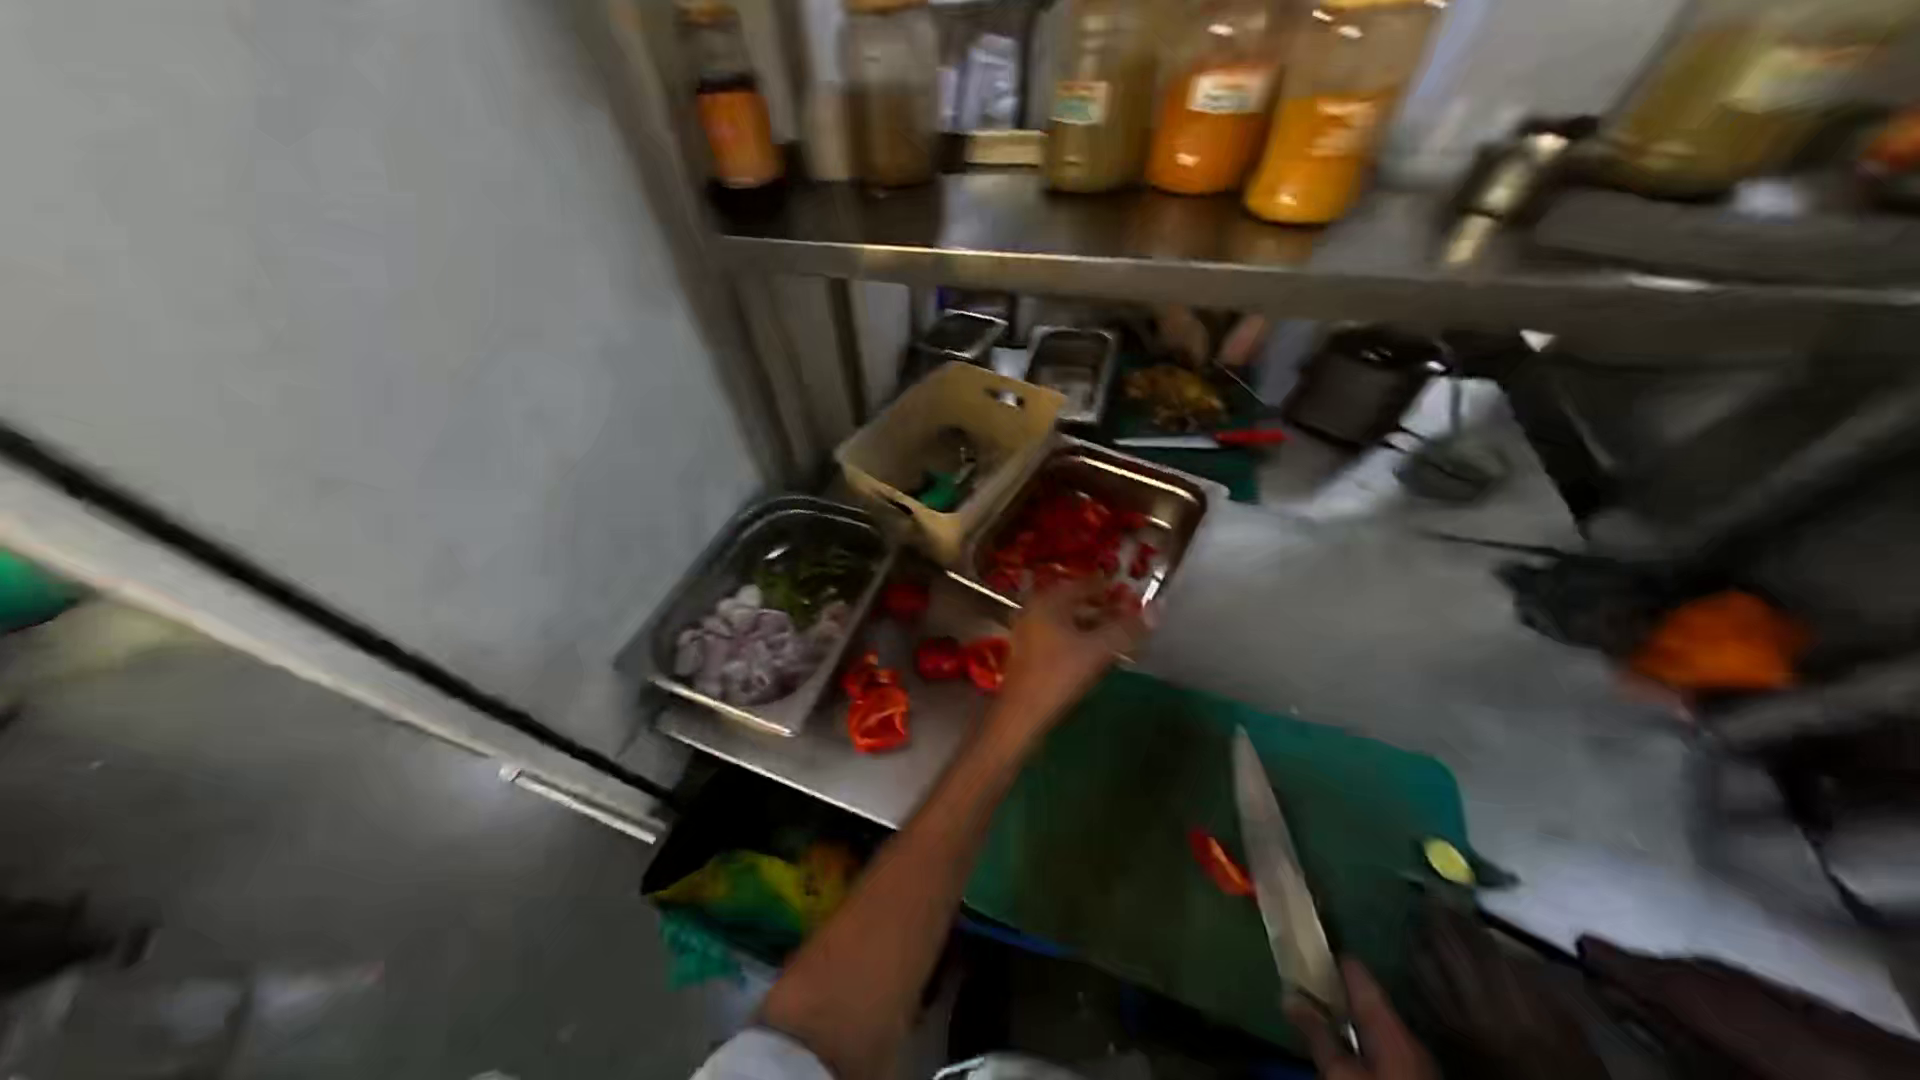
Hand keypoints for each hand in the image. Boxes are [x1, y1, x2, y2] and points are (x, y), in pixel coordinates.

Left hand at [987, 579, 1147, 745]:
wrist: (1021, 716)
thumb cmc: (1058, 676)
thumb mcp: (1098, 650)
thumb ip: (1127, 628)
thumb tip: (1156, 609)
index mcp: (1047, 601)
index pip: (1084, 583)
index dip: (1111, 589)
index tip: (1134, 596)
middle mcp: (1034, 610)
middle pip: (1075, 603)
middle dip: (1104, 610)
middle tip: (1131, 618)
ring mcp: (1028, 633)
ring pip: (1068, 623)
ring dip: (1093, 628)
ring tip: (1120, 638)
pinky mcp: (1028, 654)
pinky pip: (1060, 638)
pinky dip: (1080, 641)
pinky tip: (1097, 656)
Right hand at [1288, 960, 1437, 1079]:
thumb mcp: (1338, 1074)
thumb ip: (1315, 1033)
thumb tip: (1289, 996)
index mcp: (1388, 1024)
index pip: (1356, 971)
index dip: (1328, 957)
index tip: (1302, 950)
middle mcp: (1406, 1033)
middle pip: (1365, 996)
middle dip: (1333, 988)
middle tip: (1301, 983)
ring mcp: (1415, 1057)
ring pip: (1373, 1020)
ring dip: (1345, 1013)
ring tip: (1315, 1010)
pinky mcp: (1415, 1076)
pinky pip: (1382, 1041)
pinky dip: (1358, 1033)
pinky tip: (1341, 1041)